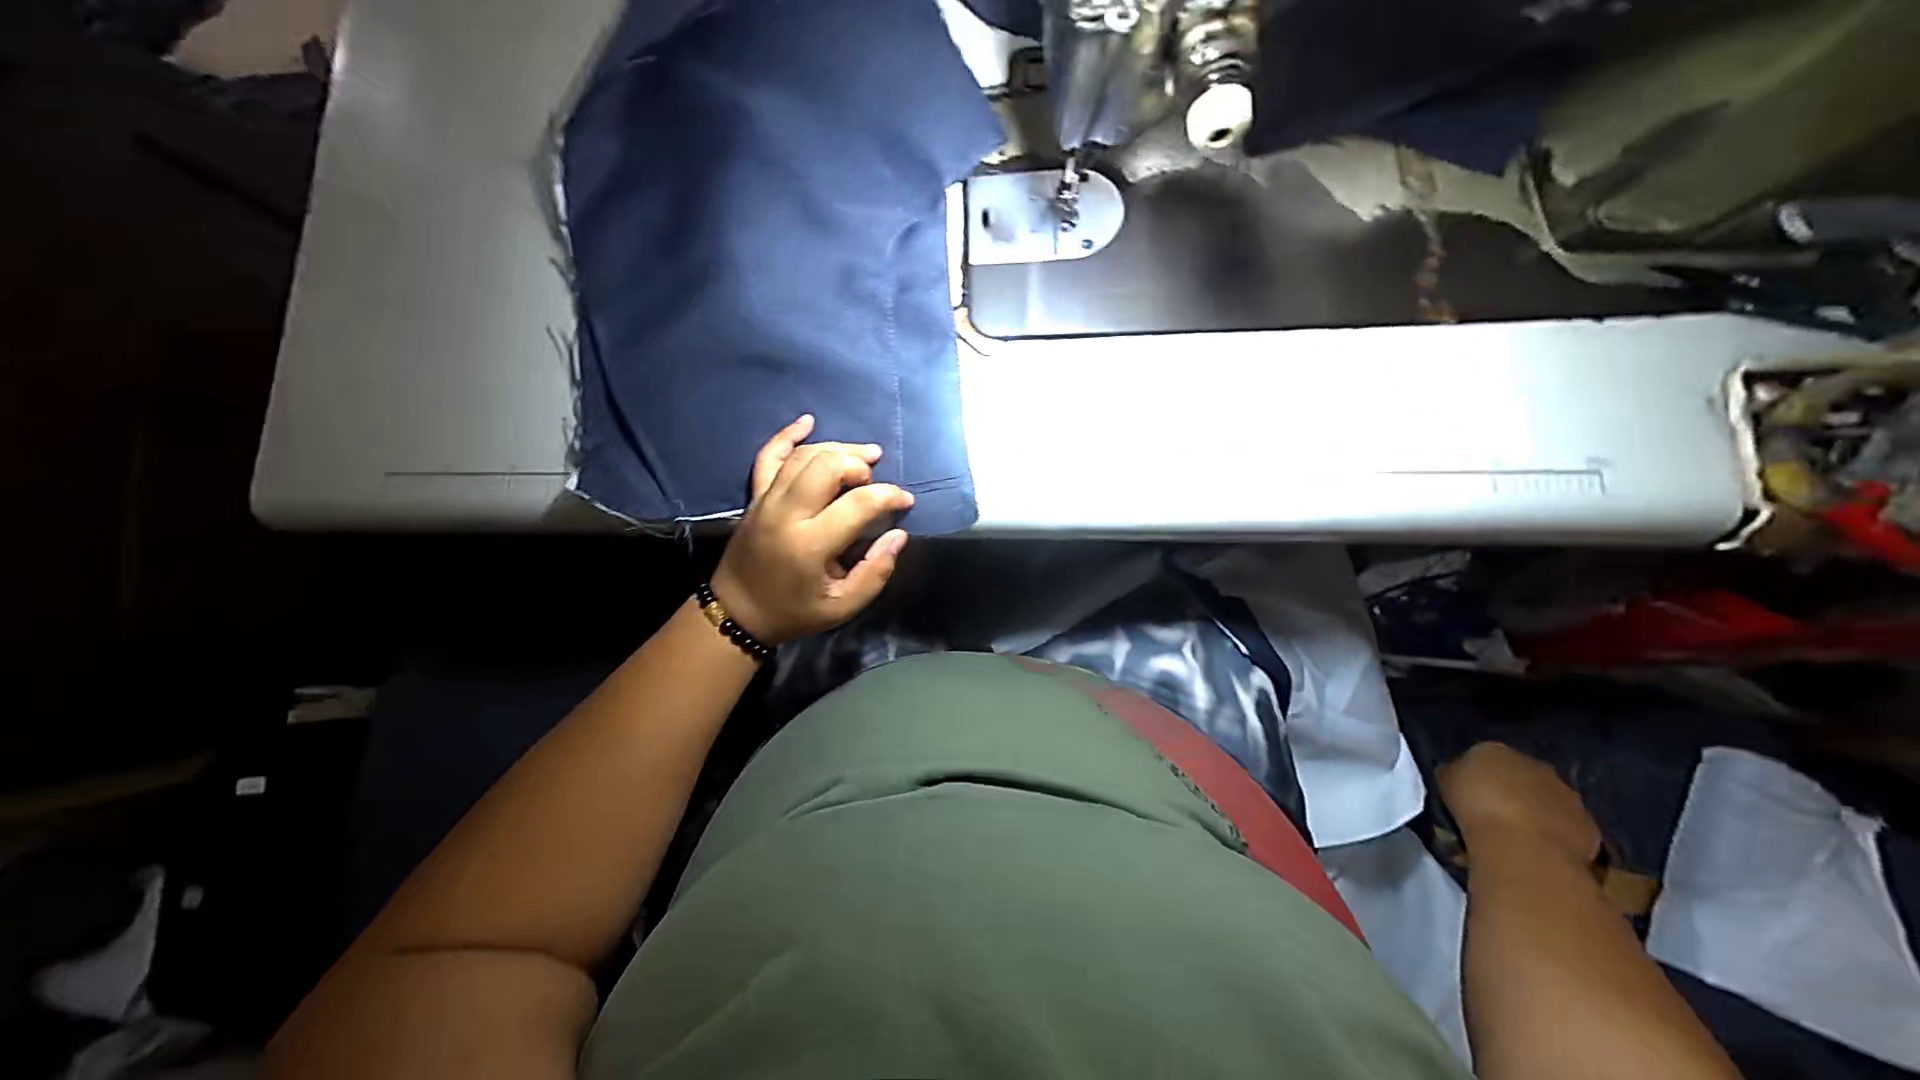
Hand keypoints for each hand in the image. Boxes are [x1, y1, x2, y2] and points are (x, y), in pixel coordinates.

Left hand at [709, 415, 914, 645]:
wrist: (737, 613)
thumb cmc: (793, 612)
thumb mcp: (843, 607)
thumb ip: (876, 572)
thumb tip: (898, 534)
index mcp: (810, 545)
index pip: (858, 503)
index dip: (890, 496)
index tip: (905, 502)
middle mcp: (786, 514)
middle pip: (828, 466)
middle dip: (860, 466)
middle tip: (874, 481)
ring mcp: (766, 500)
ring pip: (804, 456)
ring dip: (837, 449)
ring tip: (865, 456)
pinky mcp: (754, 496)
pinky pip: (768, 456)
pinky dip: (787, 435)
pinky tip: (808, 421)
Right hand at [1438, 743, 1600, 869]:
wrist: (1523, 846)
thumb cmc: (1474, 809)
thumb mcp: (1446, 785)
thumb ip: (1453, 775)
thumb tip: (1456, 774)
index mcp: (1493, 749)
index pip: (1482, 756)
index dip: (1476, 774)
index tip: (1469, 792)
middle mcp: (1533, 763)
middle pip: (1519, 773)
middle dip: (1511, 788)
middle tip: (1495, 810)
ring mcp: (1566, 793)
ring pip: (1546, 797)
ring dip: (1536, 809)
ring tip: (1520, 832)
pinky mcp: (1587, 823)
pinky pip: (1566, 823)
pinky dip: (1555, 831)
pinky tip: (1541, 846)